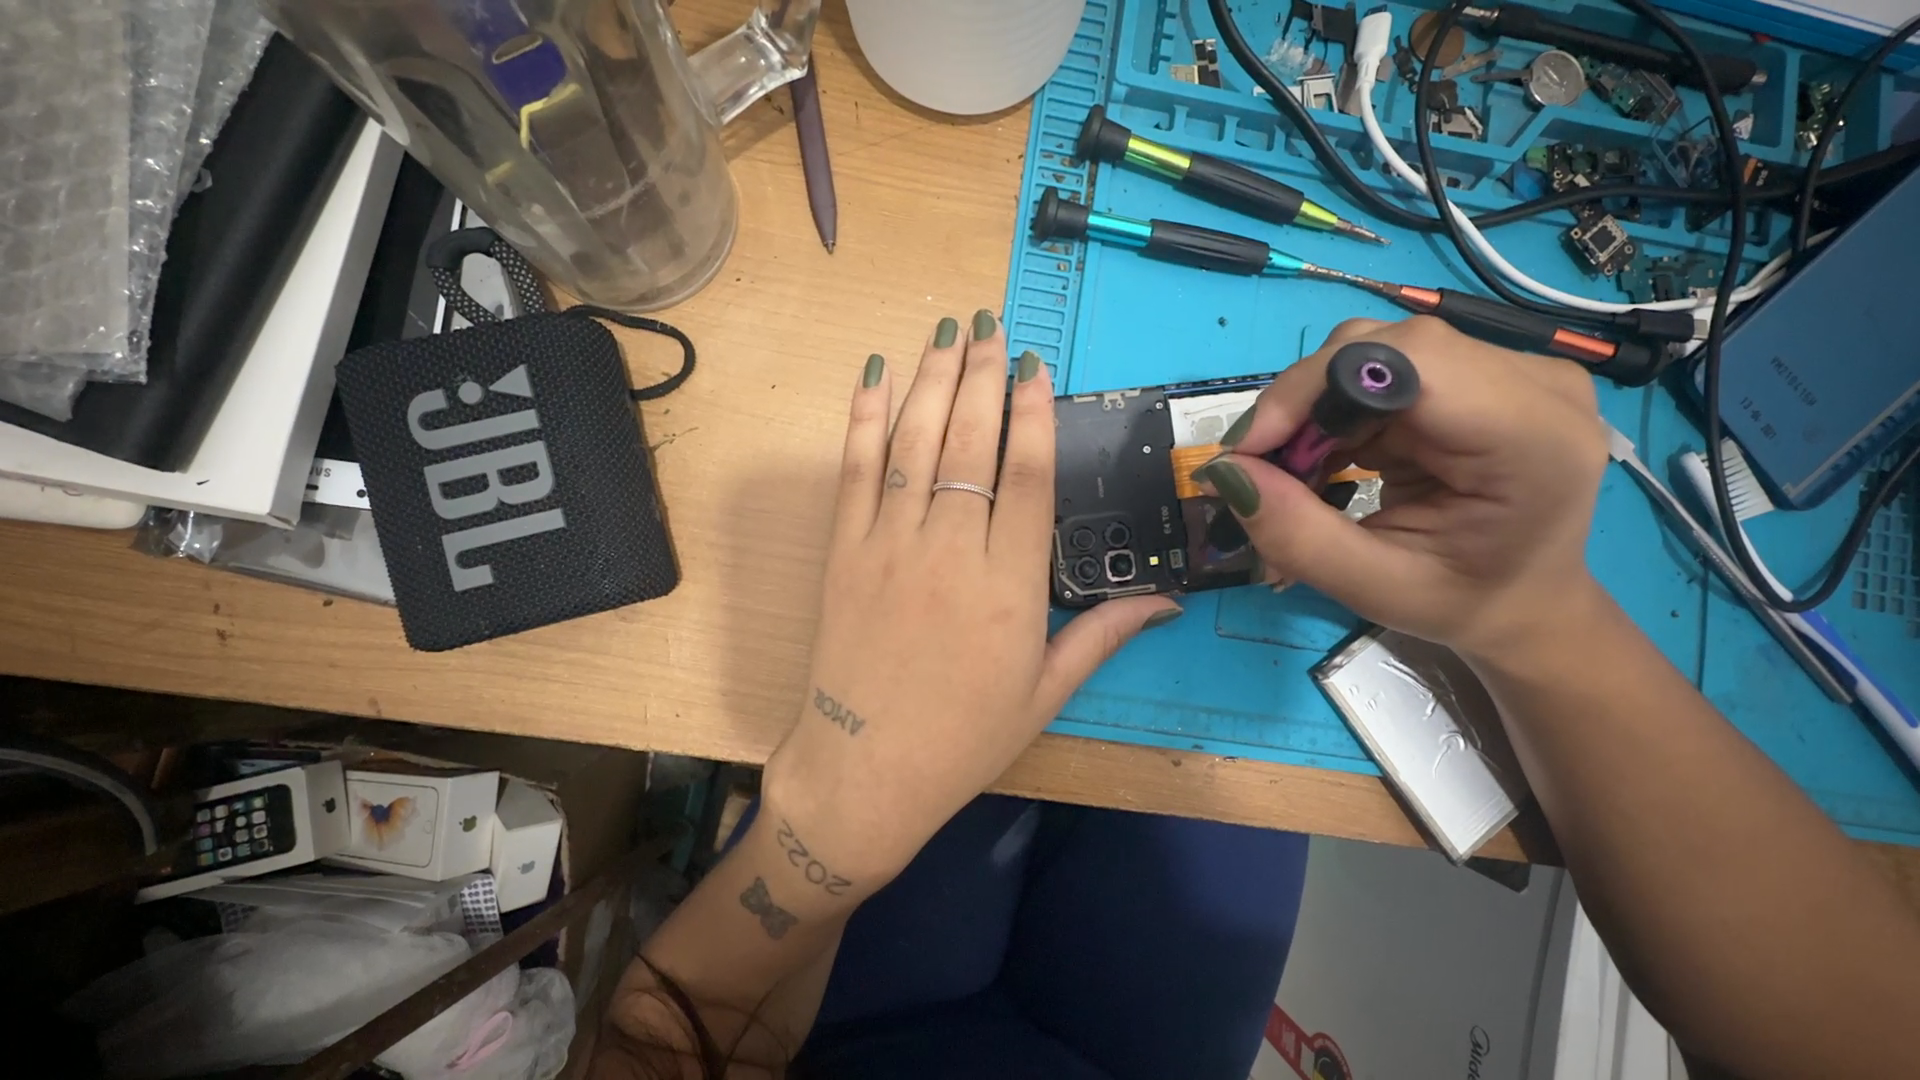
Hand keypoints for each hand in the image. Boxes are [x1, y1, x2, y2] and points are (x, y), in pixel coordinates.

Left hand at [762, 311, 1177, 885]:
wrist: (866, 770)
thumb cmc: (964, 737)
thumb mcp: (1047, 692)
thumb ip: (1104, 634)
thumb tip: (1168, 600)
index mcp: (1010, 584)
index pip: (1026, 475)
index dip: (1033, 413)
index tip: (1035, 366)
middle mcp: (951, 550)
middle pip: (972, 444)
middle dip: (984, 377)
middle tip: (993, 327)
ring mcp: (889, 545)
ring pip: (915, 444)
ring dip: (933, 381)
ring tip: (948, 332)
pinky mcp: (842, 552)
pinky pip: (854, 472)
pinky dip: (863, 419)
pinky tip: (875, 375)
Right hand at [1191, 315, 1607, 658]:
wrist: (1525, 602)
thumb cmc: (1462, 603)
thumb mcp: (1371, 588)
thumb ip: (1298, 533)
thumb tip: (1225, 473)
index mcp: (1530, 437)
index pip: (1406, 361)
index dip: (1312, 389)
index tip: (1249, 452)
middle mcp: (1531, 382)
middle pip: (1382, 349)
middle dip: (1302, 406)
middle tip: (1263, 472)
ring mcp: (1508, 369)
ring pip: (1370, 354)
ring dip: (1312, 411)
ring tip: (1299, 473)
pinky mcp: (1477, 371)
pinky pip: (1378, 369)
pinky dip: (1332, 412)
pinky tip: (1329, 458)